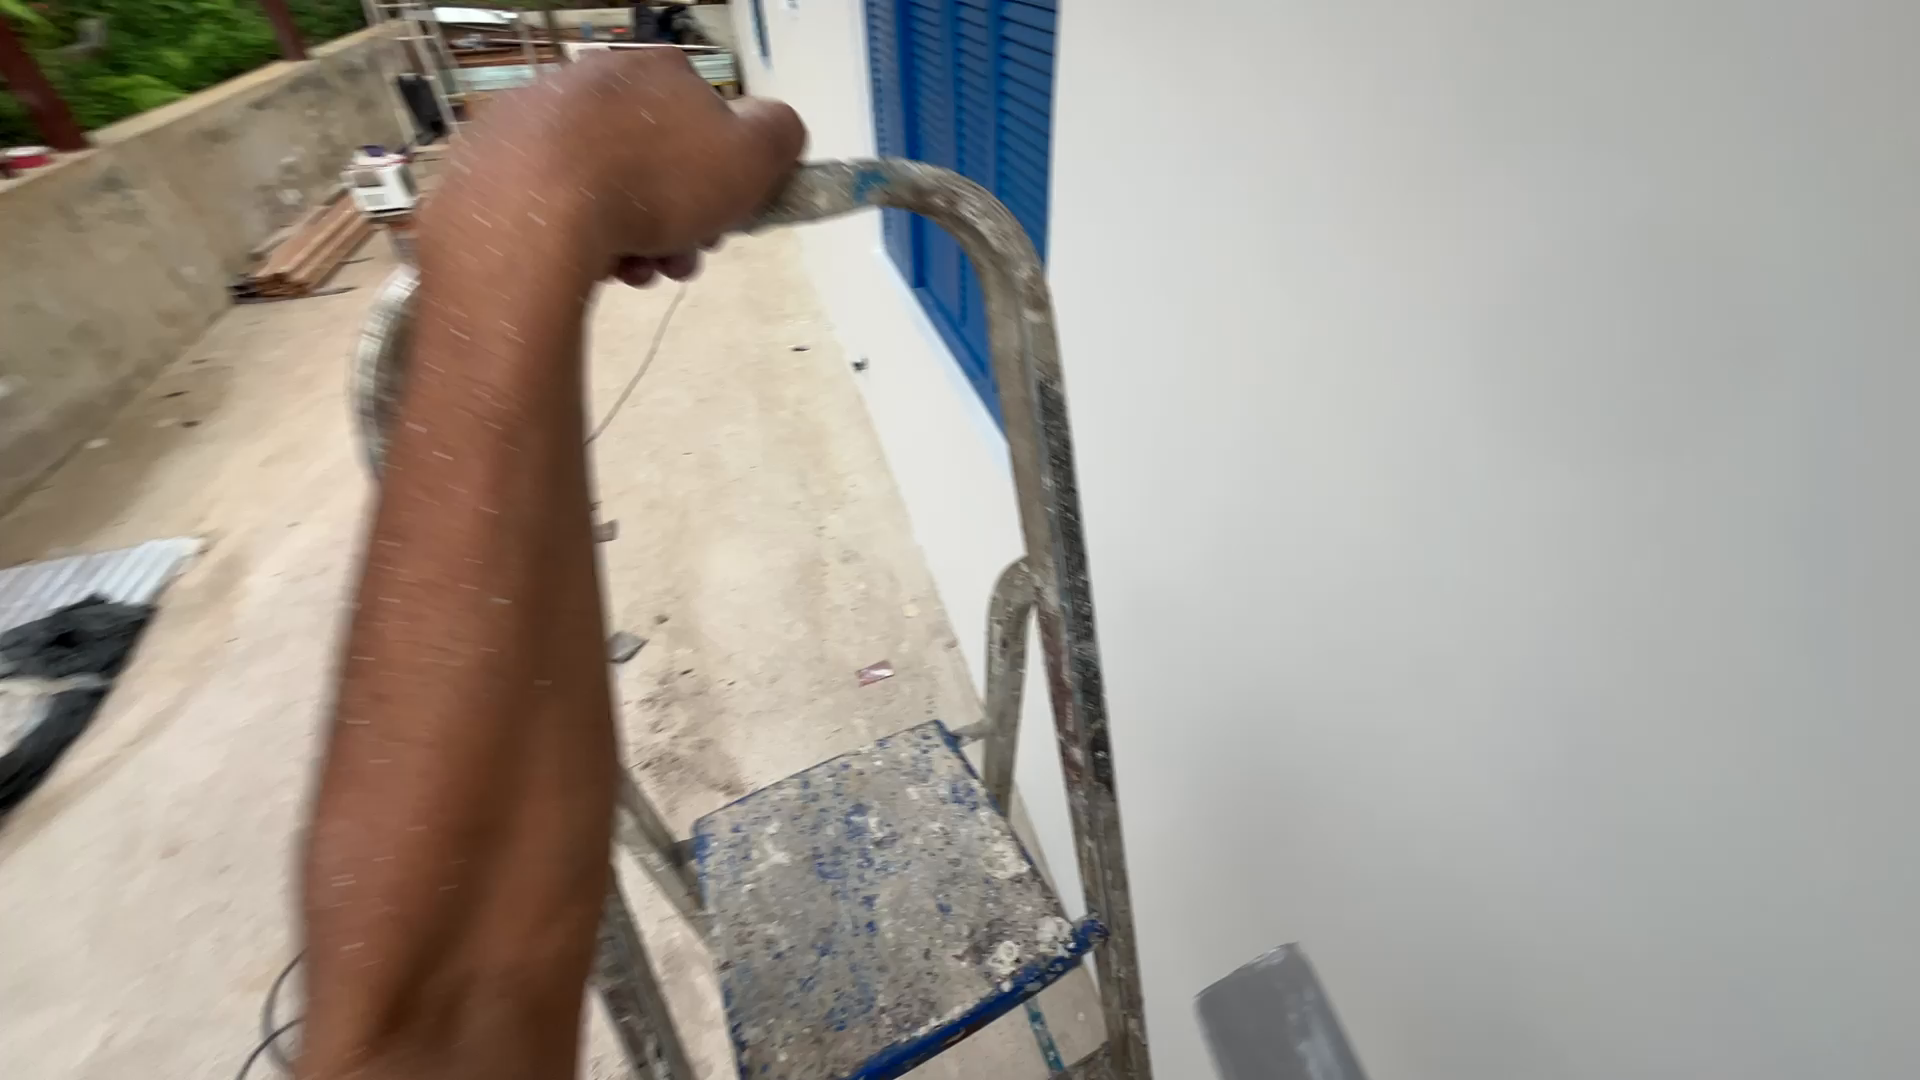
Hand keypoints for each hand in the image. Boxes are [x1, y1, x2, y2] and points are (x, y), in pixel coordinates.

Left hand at [425, 49, 805, 287]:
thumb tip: (780, 129)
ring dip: (644, 238)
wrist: (540, 206)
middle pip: (664, 163)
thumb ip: (781, 135)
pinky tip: (603, 264)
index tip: (726, 220)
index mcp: (660, 71)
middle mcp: (600, 79)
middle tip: (684, 257)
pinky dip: (593, 236)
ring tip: (643, 270)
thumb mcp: (754, 156)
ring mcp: (544, 113)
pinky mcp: (503, 155)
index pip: (711, 121)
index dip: (727, 178)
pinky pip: (567, 201)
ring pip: (617, 188)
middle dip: (684, 220)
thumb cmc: (660, 180)